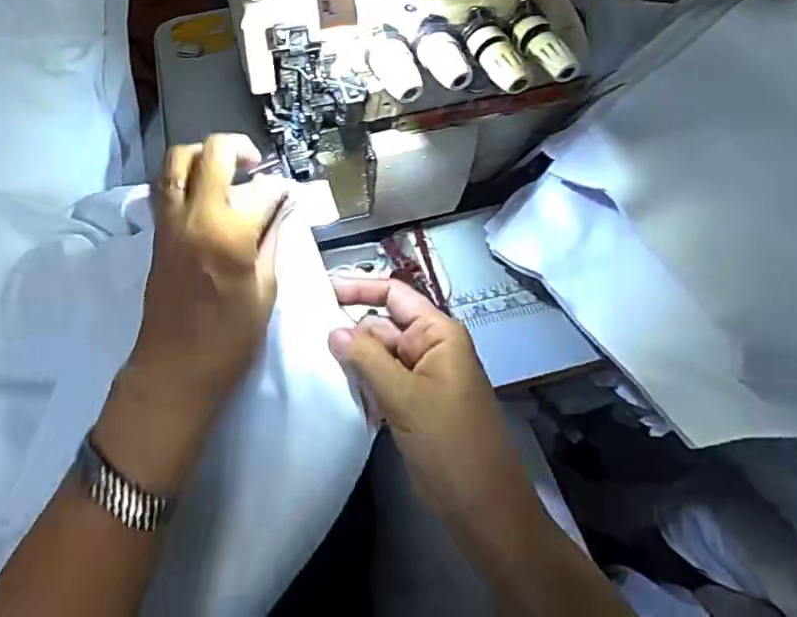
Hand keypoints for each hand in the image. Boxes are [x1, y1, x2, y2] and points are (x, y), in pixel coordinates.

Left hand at [120, 134, 285, 416]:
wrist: (174, 369)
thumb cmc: (229, 338)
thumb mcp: (266, 291)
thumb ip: (272, 242)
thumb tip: (279, 212)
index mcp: (229, 232)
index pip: (262, 190)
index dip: (280, 189)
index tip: (287, 197)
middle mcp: (195, 216)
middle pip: (211, 153)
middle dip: (238, 147)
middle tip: (253, 164)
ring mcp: (170, 221)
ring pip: (176, 160)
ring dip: (202, 153)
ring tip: (223, 168)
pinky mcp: (157, 233)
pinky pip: (165, 186)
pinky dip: (184, 175)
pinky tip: (203, 192)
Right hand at [327, 277, 534, 523]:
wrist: (486, 510)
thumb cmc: (450, 444)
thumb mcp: (404, 397)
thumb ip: (366, 359)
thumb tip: (333, 329)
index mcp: (439, 334)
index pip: (394, 294)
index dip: (360, 288)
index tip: (322, 290)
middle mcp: (432, 348)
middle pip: (382, 325)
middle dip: (352, 334)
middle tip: (310, 342)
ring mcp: (424, 377)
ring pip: (380, 356)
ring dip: (356, 364)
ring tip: (321, 369)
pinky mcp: (417, 404)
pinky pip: (384, 382)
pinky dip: (365, 386)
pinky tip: (344, 396)